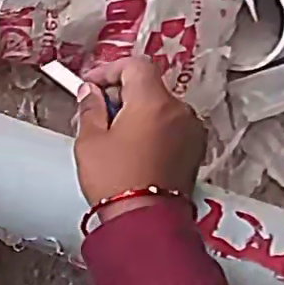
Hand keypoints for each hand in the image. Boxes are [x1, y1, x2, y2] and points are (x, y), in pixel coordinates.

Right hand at [73, 57, 204, 220]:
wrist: (143, 218)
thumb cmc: (115, 181)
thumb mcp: (90, 141)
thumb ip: (90, 109)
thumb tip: (90, 92)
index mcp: (152, 102)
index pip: (135, 66)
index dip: (109, 70)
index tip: (90, 84)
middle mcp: (179, 110)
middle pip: (149, 86)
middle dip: (121, 94)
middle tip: (95, 112)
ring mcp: (190, 129)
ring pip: (160, 107)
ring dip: (137, 112)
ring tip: (113, 135)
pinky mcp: (194, 148)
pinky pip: (171, 126)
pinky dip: (152, 128)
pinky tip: (132, 149)